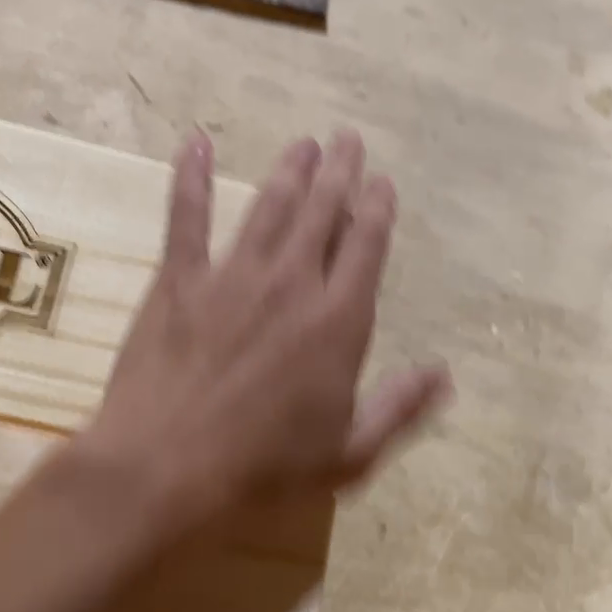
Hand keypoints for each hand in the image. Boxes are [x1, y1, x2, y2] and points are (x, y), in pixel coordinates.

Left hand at [74, 129, 450, 517]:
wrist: (166, 471)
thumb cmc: (264, 470)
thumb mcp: (350, 455)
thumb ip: (400, 407)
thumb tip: (445, 373)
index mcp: (338, 321)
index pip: (366, 248)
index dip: (377, 210)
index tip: (382, 182)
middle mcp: (292, 284)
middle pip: (323, 213)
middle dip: (339, 173)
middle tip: (347, 139)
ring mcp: (232, 276)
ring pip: (270, 207)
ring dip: (290, 171)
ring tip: (304, 143)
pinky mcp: (179, 281)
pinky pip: (186, 217)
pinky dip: (190, 177)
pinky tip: (195, 142)